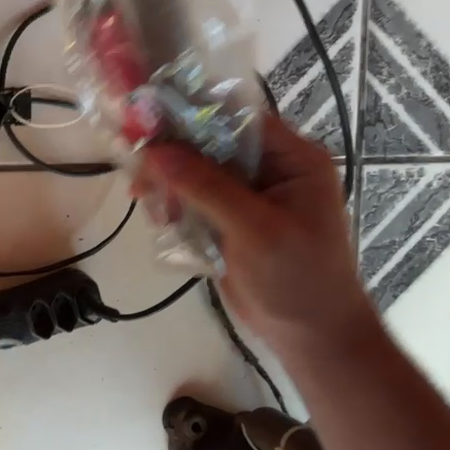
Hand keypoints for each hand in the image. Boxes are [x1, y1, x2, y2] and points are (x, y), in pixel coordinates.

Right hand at [140, 114, 379, 354]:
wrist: (312, 336)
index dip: (189, 113)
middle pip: (207, 139)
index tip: (144, 118)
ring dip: (166, 181)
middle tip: (137, 168)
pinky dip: (171, 201)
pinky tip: (161, 219)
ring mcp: (247, 192)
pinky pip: (190, 193)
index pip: (236, 117)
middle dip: (170, 152)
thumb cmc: (298, 279)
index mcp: (293, 159)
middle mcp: (270, 167)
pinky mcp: (228, 215)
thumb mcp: (255, 229)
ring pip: (192, 167)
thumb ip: (207, 187)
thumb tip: (155, 150)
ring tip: (148, 203)